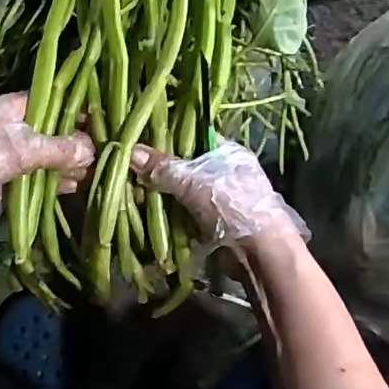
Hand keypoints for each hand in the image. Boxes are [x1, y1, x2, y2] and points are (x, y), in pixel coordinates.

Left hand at [0, 93, 94, 220]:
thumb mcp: (28, 147)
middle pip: (54, 131)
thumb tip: (92, 149)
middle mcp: (16, 126)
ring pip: (49, 155)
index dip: (78, 110)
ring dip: (70, 164)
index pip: (55, 102)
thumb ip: (62, 148)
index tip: (103, 121)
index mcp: (16, 107)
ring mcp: (12, 152)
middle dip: (78, 142)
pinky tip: (78, 185)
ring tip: (98, 170)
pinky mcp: (10, 176)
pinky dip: (56, 180)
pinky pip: (39, 175)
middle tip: (106, 150)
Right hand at [129, 140, 308, 247]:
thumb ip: (162, 167)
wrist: (259, 252)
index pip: (190, 136)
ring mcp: (217, 198)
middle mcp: (222, 172)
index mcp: (225, 151)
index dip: (165, 138)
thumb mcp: (193, 181)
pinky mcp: (211, 222)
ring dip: (159, 195)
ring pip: (179, 191)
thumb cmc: (231, 204)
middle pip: (181, 166)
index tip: (139, 141)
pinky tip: (145, 212)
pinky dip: (166, 214)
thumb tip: (131, 151)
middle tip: (130, 170)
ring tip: (132, 192)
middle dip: (157, 171)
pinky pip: (182, 212)